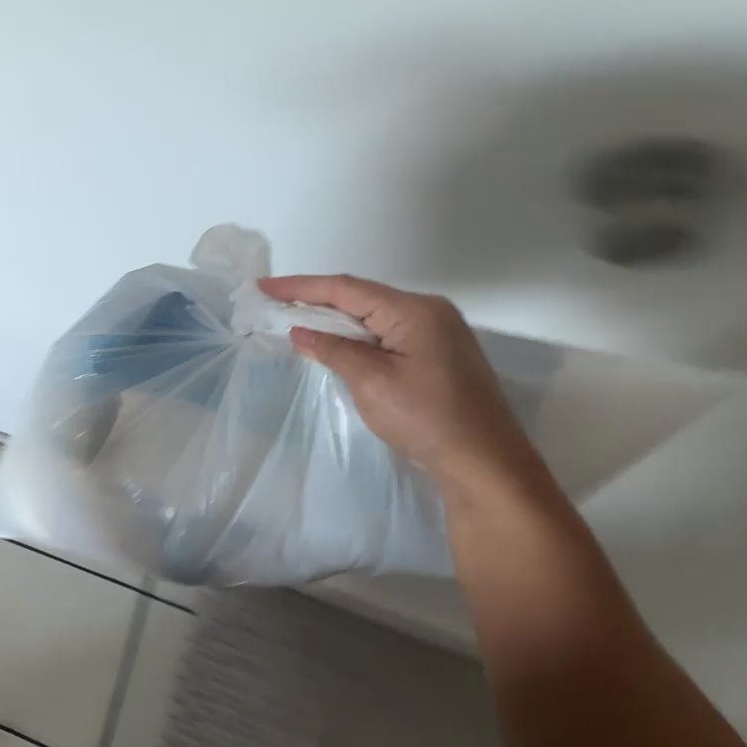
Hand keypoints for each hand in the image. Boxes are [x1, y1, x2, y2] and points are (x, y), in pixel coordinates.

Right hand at [256, 274, 547, 494]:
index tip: (263, 286)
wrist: (483, 460)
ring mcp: (435, 333)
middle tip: (272, 300)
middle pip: (360, 296)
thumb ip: (334, 350)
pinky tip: (331, 341)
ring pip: (371, 315)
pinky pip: (383, 332)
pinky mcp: (434, 354)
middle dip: (314, 297)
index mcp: (414, 312)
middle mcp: (428, 313)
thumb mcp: (371, 381)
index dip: (301, 286)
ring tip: (291, 317)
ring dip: (331, 316)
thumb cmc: (426, 417)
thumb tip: (300, 331)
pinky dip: (351, 333)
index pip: (346, 289)